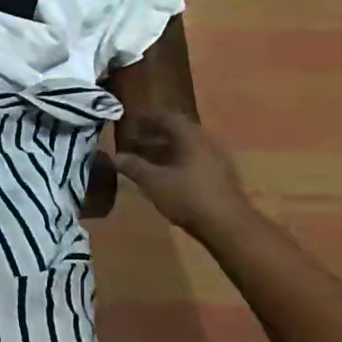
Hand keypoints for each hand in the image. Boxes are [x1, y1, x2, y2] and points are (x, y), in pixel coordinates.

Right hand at [110, 110, 253, 235]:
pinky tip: (162, 175)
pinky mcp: (217, 177)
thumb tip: (114, 156)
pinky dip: (174, 162)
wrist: (226, 225)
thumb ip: (133, 166)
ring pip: (185, 148)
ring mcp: (214, 161)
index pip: (168, 117)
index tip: (131, 119)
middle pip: (177, 132)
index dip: (148, 117)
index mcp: (191, 139)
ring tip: (144, 159)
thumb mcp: (154, 182)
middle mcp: (205, 144)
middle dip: (154, 135)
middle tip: (133, 140)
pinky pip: (191, 161)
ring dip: (164, 150)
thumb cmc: (188, 197)